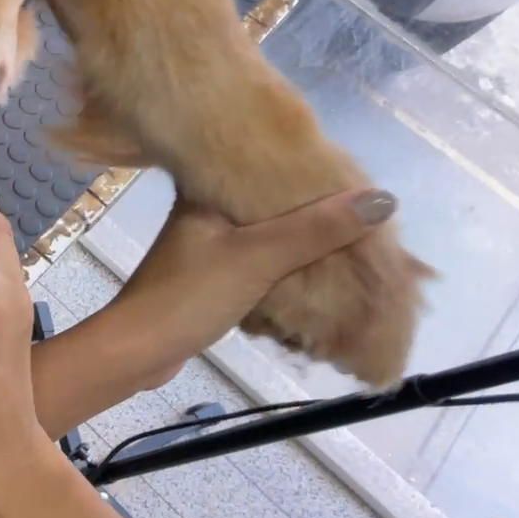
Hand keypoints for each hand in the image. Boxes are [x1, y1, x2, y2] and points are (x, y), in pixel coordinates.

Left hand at [109, 189, 398, 386]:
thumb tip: (381, 198)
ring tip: (362, 247)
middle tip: (376, 226)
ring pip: (271, 235)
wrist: (137, 349)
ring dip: (310, 243)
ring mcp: (207, 246)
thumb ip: (315, 229)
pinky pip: (262, 262)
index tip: (366, 186)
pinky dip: (291, 267)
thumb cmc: (188, 297)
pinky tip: (324, 274)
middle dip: (323, 215)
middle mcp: (204, 213)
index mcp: (204, 194)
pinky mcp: (212, 276)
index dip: (317, 174)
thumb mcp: (256, 257)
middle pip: (276, 204)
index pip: (269, 168)